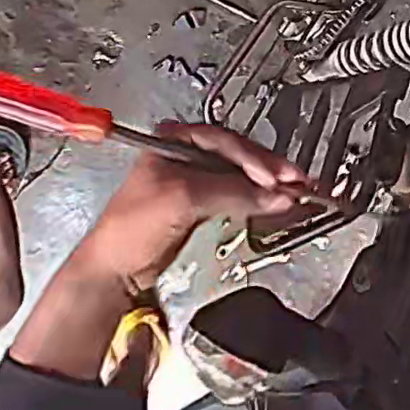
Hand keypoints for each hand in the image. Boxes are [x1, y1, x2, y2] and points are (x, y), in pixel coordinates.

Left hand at [76, 122, 312, 288]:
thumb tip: (274, 193)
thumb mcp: (183, 199)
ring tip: (294, 190)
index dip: (255, 158)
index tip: (277, 176)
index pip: (226, 142)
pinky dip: (258, 198)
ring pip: (241, 174)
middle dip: (267, 170)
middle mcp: (187, 153)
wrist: (114, 270)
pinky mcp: (203, 202)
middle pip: (238, 155)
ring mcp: (196, 178)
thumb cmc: (130, 226)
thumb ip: (232, 192)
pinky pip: (238, 193)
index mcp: (175, 139)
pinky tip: (275, 201)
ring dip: (268, 184)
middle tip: (295, 180)